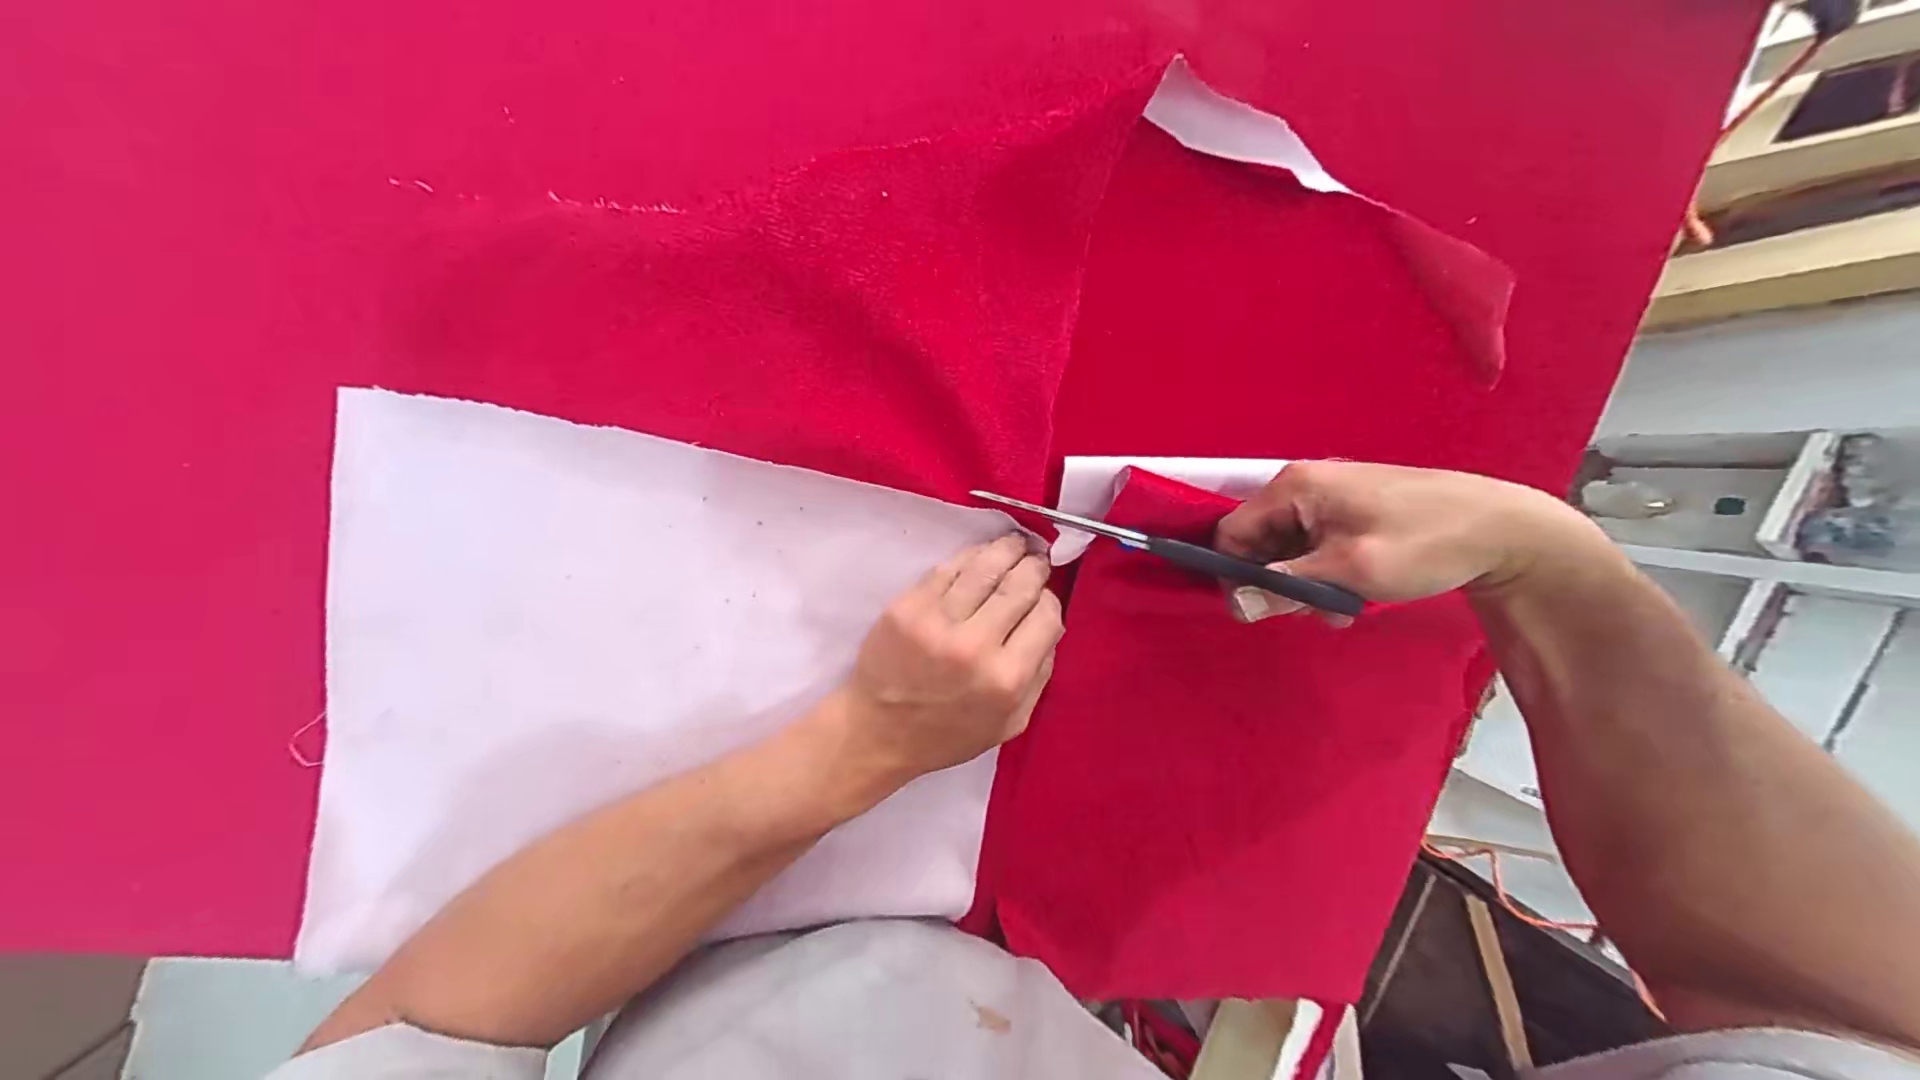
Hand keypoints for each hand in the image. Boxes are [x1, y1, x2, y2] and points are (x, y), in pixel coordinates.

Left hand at [831, 535, 1063, 783]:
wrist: (877, 732)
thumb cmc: (947, 734)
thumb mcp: (1010, 722)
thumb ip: (1039, 675)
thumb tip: (1049, 625)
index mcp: (1007, 678)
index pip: (1046, 616)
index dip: (1049, 600)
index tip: (1044, 595)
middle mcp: (975, 646)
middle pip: (1019, 585)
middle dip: (1034, 566)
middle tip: (1036, 558)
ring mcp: (937, 622)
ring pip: (984, 567)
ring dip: (1006, 549)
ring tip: (1015, 543)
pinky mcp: (907, 607)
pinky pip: (947, 569)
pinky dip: (970, 557)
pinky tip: (980, 554)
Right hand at [1213, 461, 1607, 621]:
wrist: (1506, 529)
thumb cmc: (1423, 544)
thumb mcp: (1348, 571)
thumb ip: (1285, 586)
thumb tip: (1236, 606)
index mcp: (1293, 487)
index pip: (1230, 532)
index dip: (1234, 572)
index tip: (1257, 607)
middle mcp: (1303, 484)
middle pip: (1258, 540)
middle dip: (1275, 580)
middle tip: (1309, 611)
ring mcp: (1328, 495)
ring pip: (1287, 546)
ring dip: (1303, 582)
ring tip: (1340, 607)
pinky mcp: (1350, 508)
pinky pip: (1314, 543)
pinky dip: (1323, 571)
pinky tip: (1353, 591)